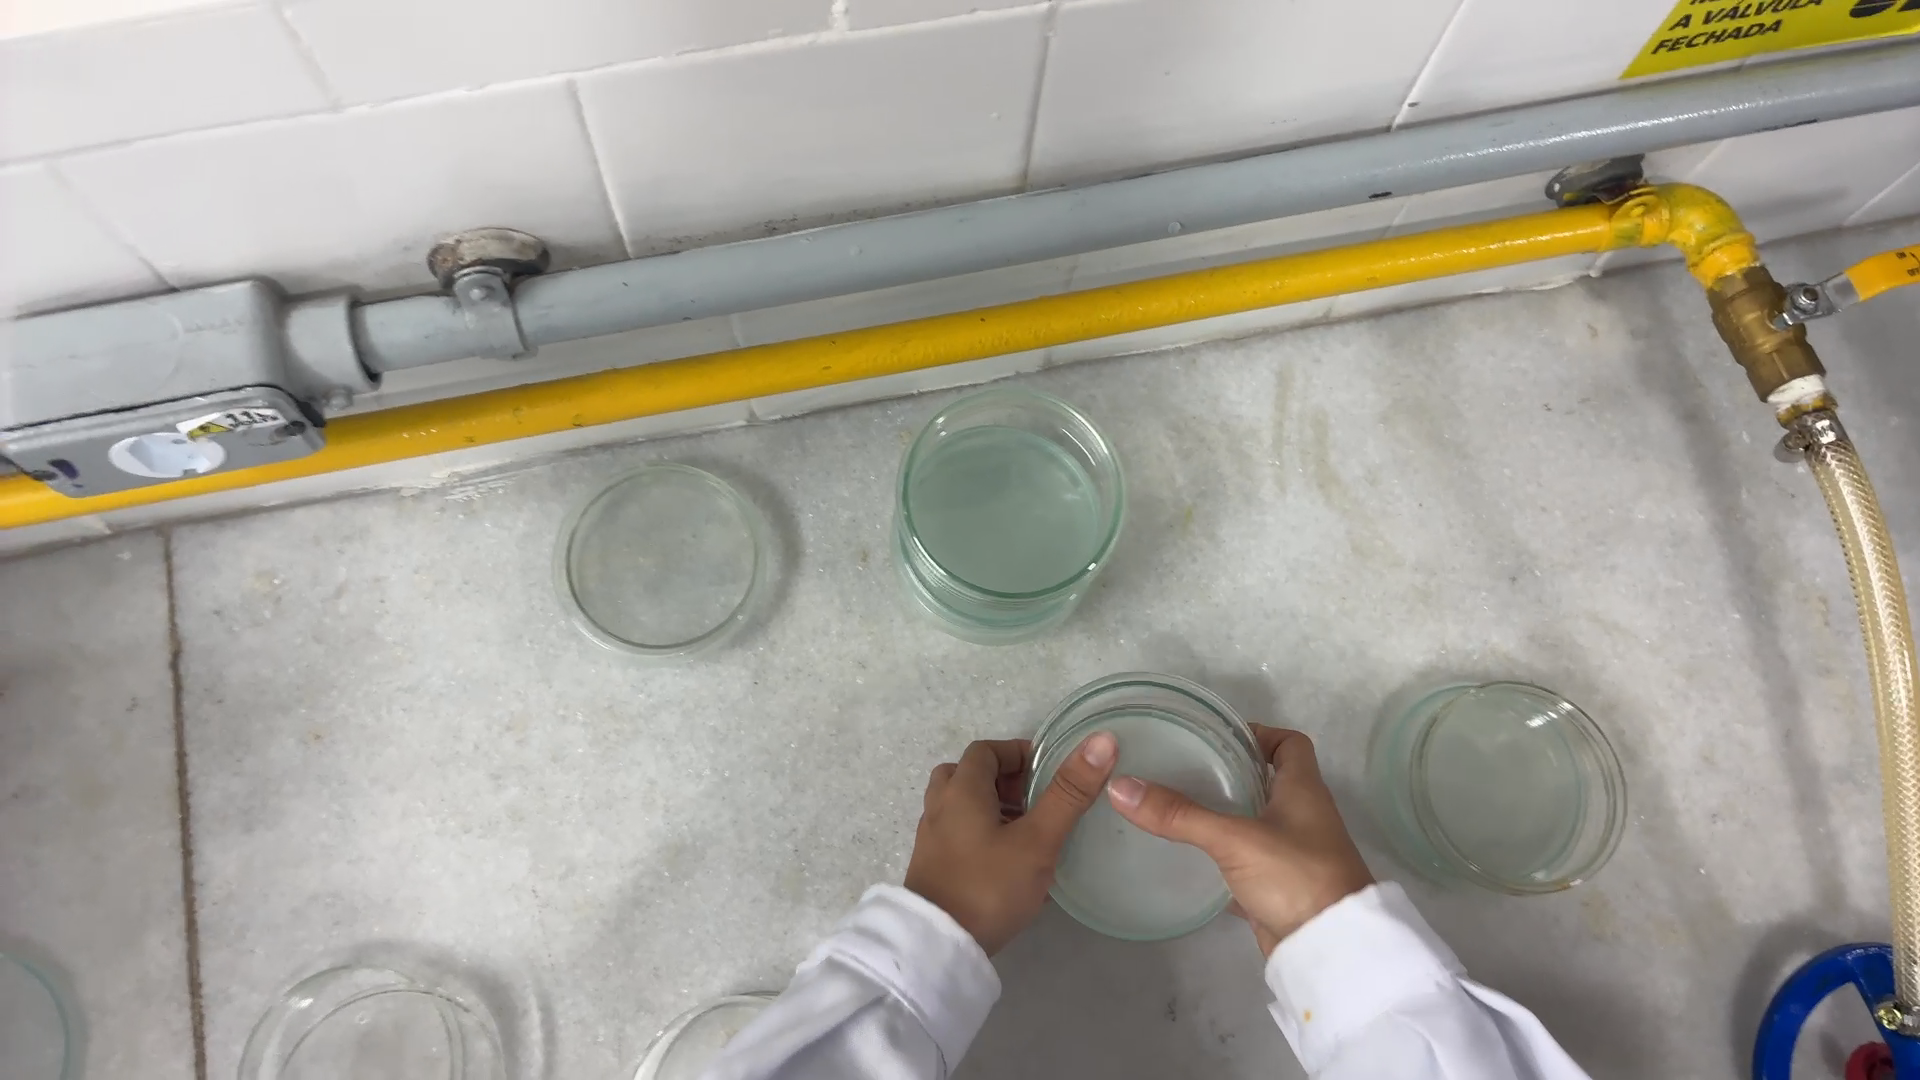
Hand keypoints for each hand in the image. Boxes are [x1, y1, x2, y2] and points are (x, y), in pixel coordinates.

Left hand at [904, 732, 1117, 954]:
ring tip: (1028, 831)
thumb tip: (1101, 740)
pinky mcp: (932, 866)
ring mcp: (931, 836)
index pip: (987, 750)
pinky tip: (1008, 862)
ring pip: (962, 805)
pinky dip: (981, 833)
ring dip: (993, 808)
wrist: (939, 948)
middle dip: (1005, 781)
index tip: (1048, 773)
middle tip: (1038, 802)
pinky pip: (957, 833)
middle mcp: (940, 804)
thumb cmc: (990, 884)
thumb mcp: (1037, 839)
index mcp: (961, 788)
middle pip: (970, 774)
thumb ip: (1068, 793)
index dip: (1018, 754)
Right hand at [1106, 726, 1371, 955]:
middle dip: (1228, 769)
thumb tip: (1119, 786)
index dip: (1260, 733)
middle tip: (1182, 763)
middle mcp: (1303, 815)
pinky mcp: (1280, 886)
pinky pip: (1247, 857)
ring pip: (1255, 818)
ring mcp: (1293, 853)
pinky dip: (1222, 851)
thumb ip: (1178, 814)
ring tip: (1177, 801)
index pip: (1290, 744)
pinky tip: (1190, 851)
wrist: (1333, 954)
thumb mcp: (1232, 839)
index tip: (1217, 735)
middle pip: (1266, 779)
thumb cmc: (1296, 877)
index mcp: (1304, 790)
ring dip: (1224, 810)